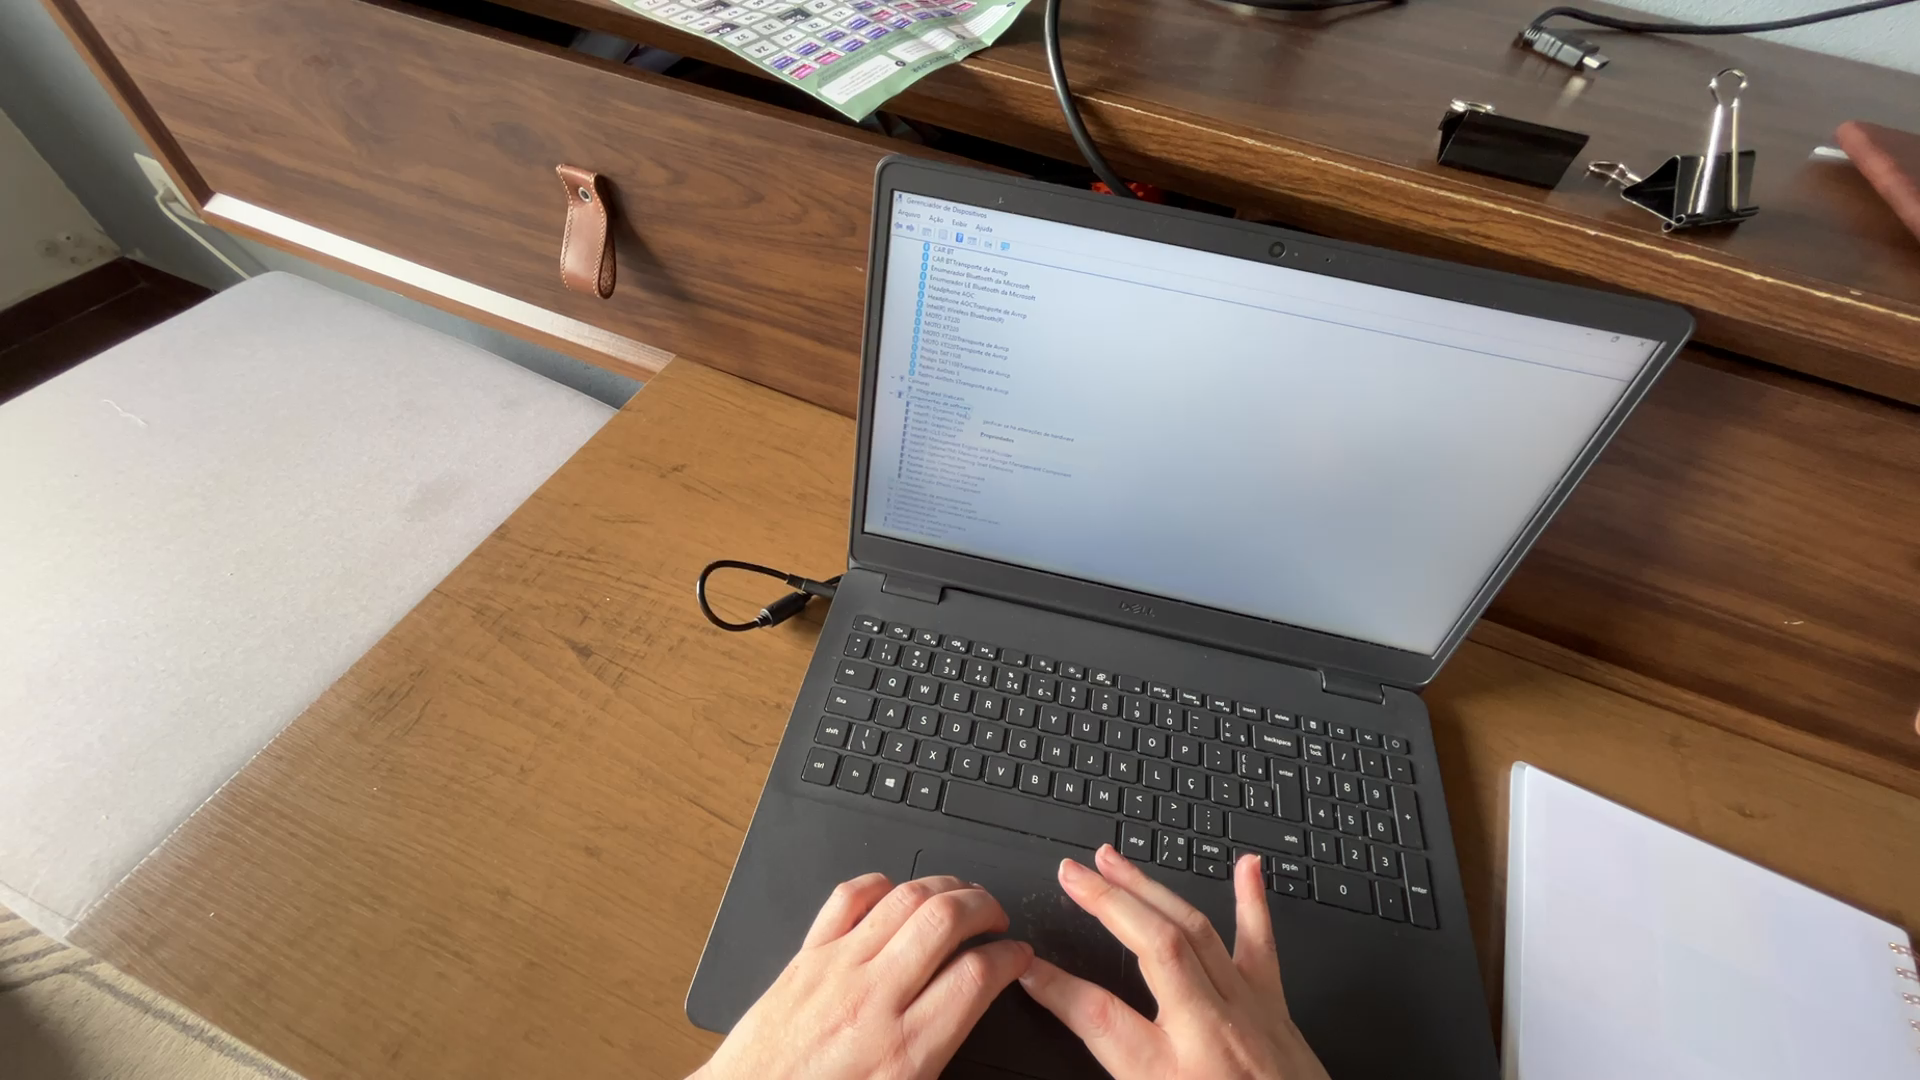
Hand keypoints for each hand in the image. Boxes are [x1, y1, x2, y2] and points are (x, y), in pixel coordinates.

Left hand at [691, 873, 1033, 1079]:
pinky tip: (895, 893)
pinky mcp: (806, 955)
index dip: (1011, 958)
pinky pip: (848, 896)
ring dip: (943, 886)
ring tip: (959, 894)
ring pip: (904, 898)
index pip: (977, 979)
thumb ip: (942, 1056)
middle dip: (984, 906)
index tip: (1018, 955)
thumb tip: (974, 1015)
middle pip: (945, 921)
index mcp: (904, 1053)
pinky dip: (880, 884)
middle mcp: (874, 1000)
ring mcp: (837, 968)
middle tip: (995, 916)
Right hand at [1019, 845, 1331, 1079]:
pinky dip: (1252, 902)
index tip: (1025, 964)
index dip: (1055, 985)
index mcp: (1175, 1077)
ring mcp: (1248, 1013)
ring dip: (1149, 887)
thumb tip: (1080, 1036)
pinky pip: (1262, 946)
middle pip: (1154, 946)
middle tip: (1071, 872)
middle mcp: (1212, 1034)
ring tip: (1114, 859)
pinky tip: (1247, 866)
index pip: (1099, 1017)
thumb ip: (1123, 1074)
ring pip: (1195, 929)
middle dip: (1106, 900)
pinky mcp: (1277, 1010)